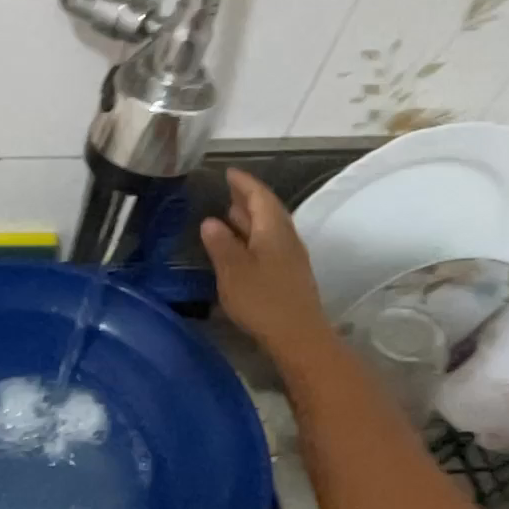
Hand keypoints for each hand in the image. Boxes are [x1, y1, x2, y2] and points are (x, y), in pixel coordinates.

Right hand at [200, 168, 336, 358]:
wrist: (298, 336)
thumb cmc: (262, 300)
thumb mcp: (233, 271)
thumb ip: (221, 244)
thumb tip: (210, 221)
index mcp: (273, 230)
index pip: (259, 197)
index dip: (244, 183)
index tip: (228, 172)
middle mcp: (286, 238)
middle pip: (268, 210)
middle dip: (248, 198)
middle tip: (227, 190)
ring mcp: (291, 257)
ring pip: (270, 227)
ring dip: (251, 218)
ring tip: (230, 214)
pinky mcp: (289, 274)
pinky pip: (271, 243)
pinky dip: (255, 236)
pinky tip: (242, 245)